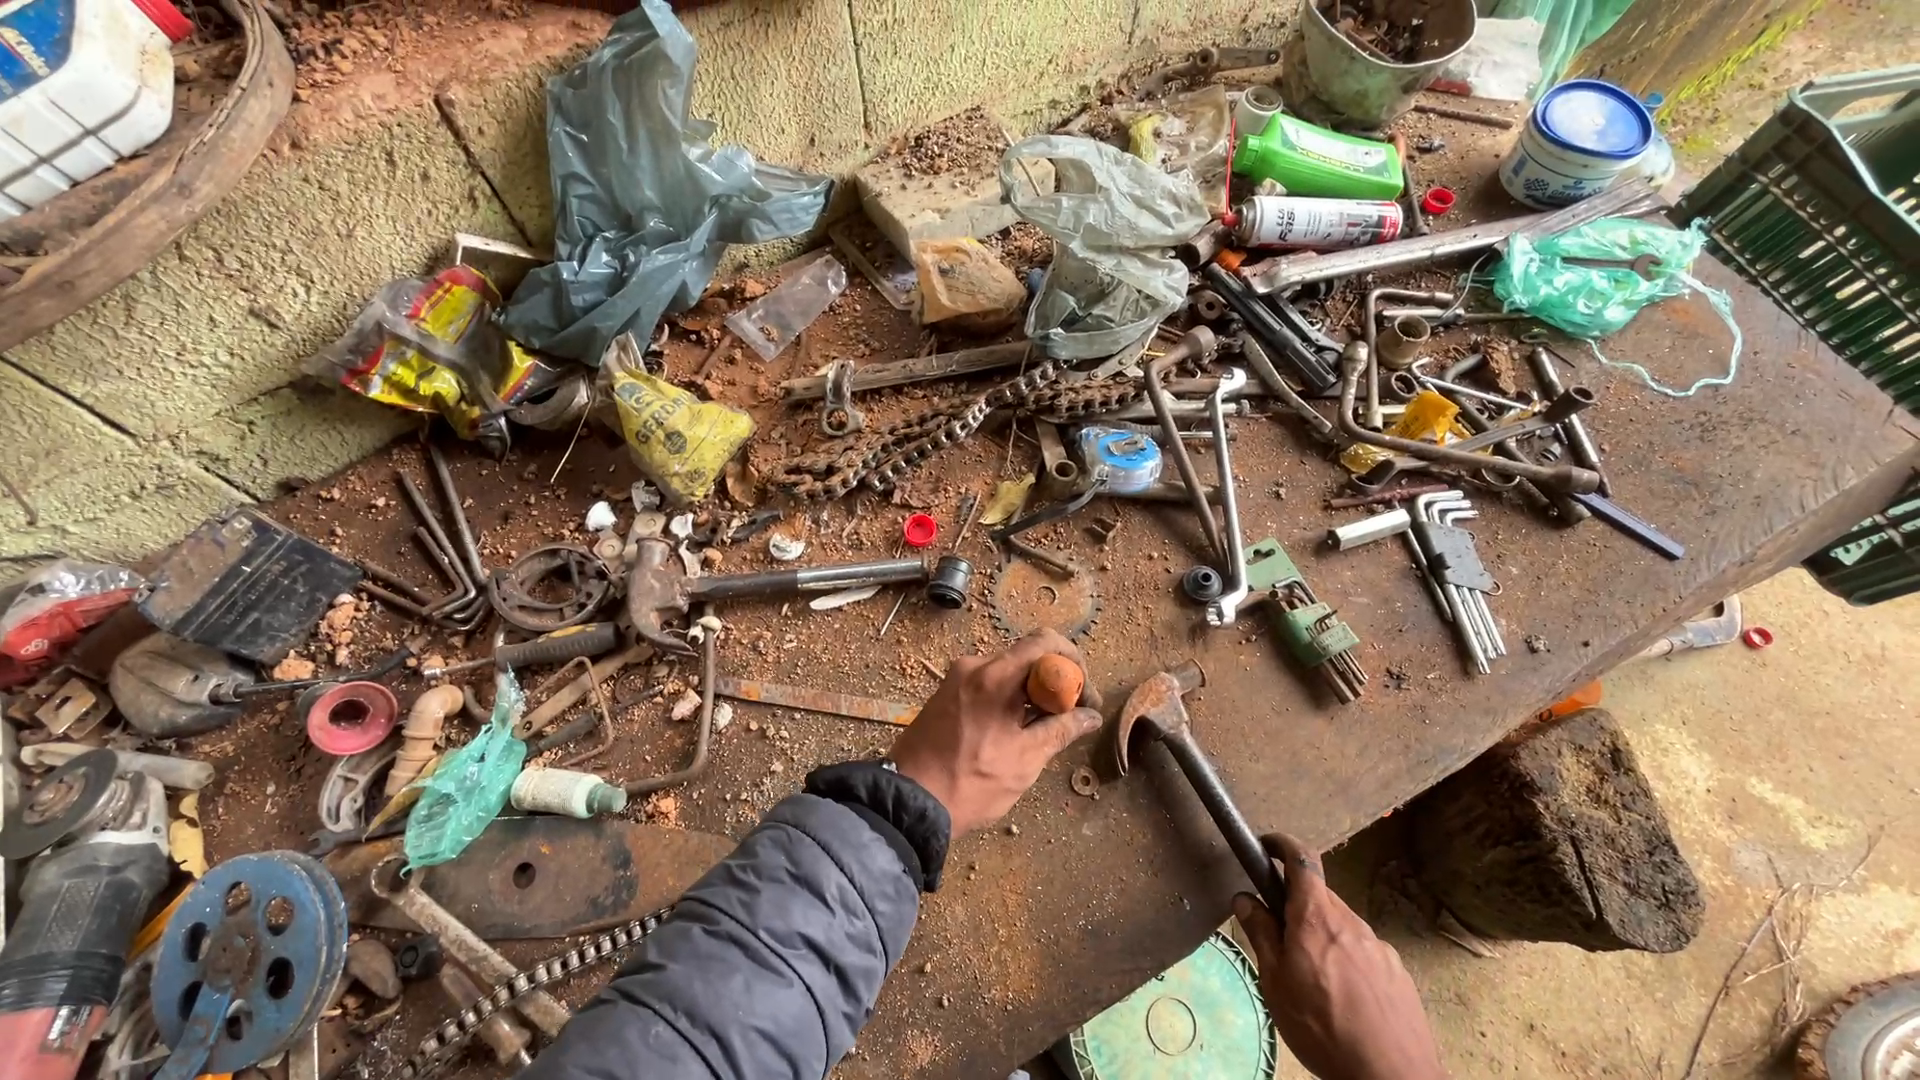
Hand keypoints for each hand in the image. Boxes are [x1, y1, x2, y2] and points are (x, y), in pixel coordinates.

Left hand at [889, 630, 1101, 835]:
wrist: (908, 801)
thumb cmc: (970, 783)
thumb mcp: (1025, 760)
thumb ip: (1061, 730)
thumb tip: (1090, 716)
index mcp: (995, 676)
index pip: (1045, 642)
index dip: (1075, 663)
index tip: (1086, 697)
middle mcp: (973, 666)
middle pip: (1027, 656)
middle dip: (1056, 681)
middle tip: (1072, 716)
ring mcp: (955, 679)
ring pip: (1007, 672)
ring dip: (1032, 692)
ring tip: (1046, 728)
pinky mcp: (945, 694)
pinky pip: (986, 684)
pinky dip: (1008, 698)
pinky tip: (1015, 730)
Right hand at [1234, 834, 1444, 1079]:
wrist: (1391, 1077)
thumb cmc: (1322, 1028)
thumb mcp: (1275, 983)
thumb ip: (1260, 934)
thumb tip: (1245, 898)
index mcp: (1315, 917)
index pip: (1301, 859)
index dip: (1281, 845)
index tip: (1265, 847)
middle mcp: (1350, 921)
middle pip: (1318, 896)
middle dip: (1296, 906)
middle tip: (1280, 940)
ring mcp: (1378, 946)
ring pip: (1340, 925)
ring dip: (1321, 936)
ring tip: (1312, 980)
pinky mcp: (1398, 971)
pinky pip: (1363, 951)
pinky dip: (1346, 959)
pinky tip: (1344, 997)